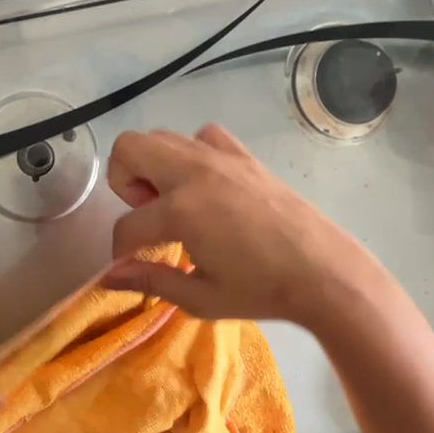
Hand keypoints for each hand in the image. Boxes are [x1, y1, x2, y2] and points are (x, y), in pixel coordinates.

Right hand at [104, 124, 385, 323]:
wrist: (324, 272)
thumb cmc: (261, 290)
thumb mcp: (199, 297)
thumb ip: (149, 280)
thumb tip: (109, 277)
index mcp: (180, 211)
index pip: (127, 224)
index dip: (121, 250)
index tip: (129, 264)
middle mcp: (194, 173)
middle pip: (128, 149)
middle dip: (125, 183)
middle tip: (149, 215)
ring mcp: (220, 158)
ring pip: (160, 136)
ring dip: (154, 166)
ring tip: (175, 202)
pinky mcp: (243, 156)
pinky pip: (202, 135)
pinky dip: (193, 153)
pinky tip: (206, 185)